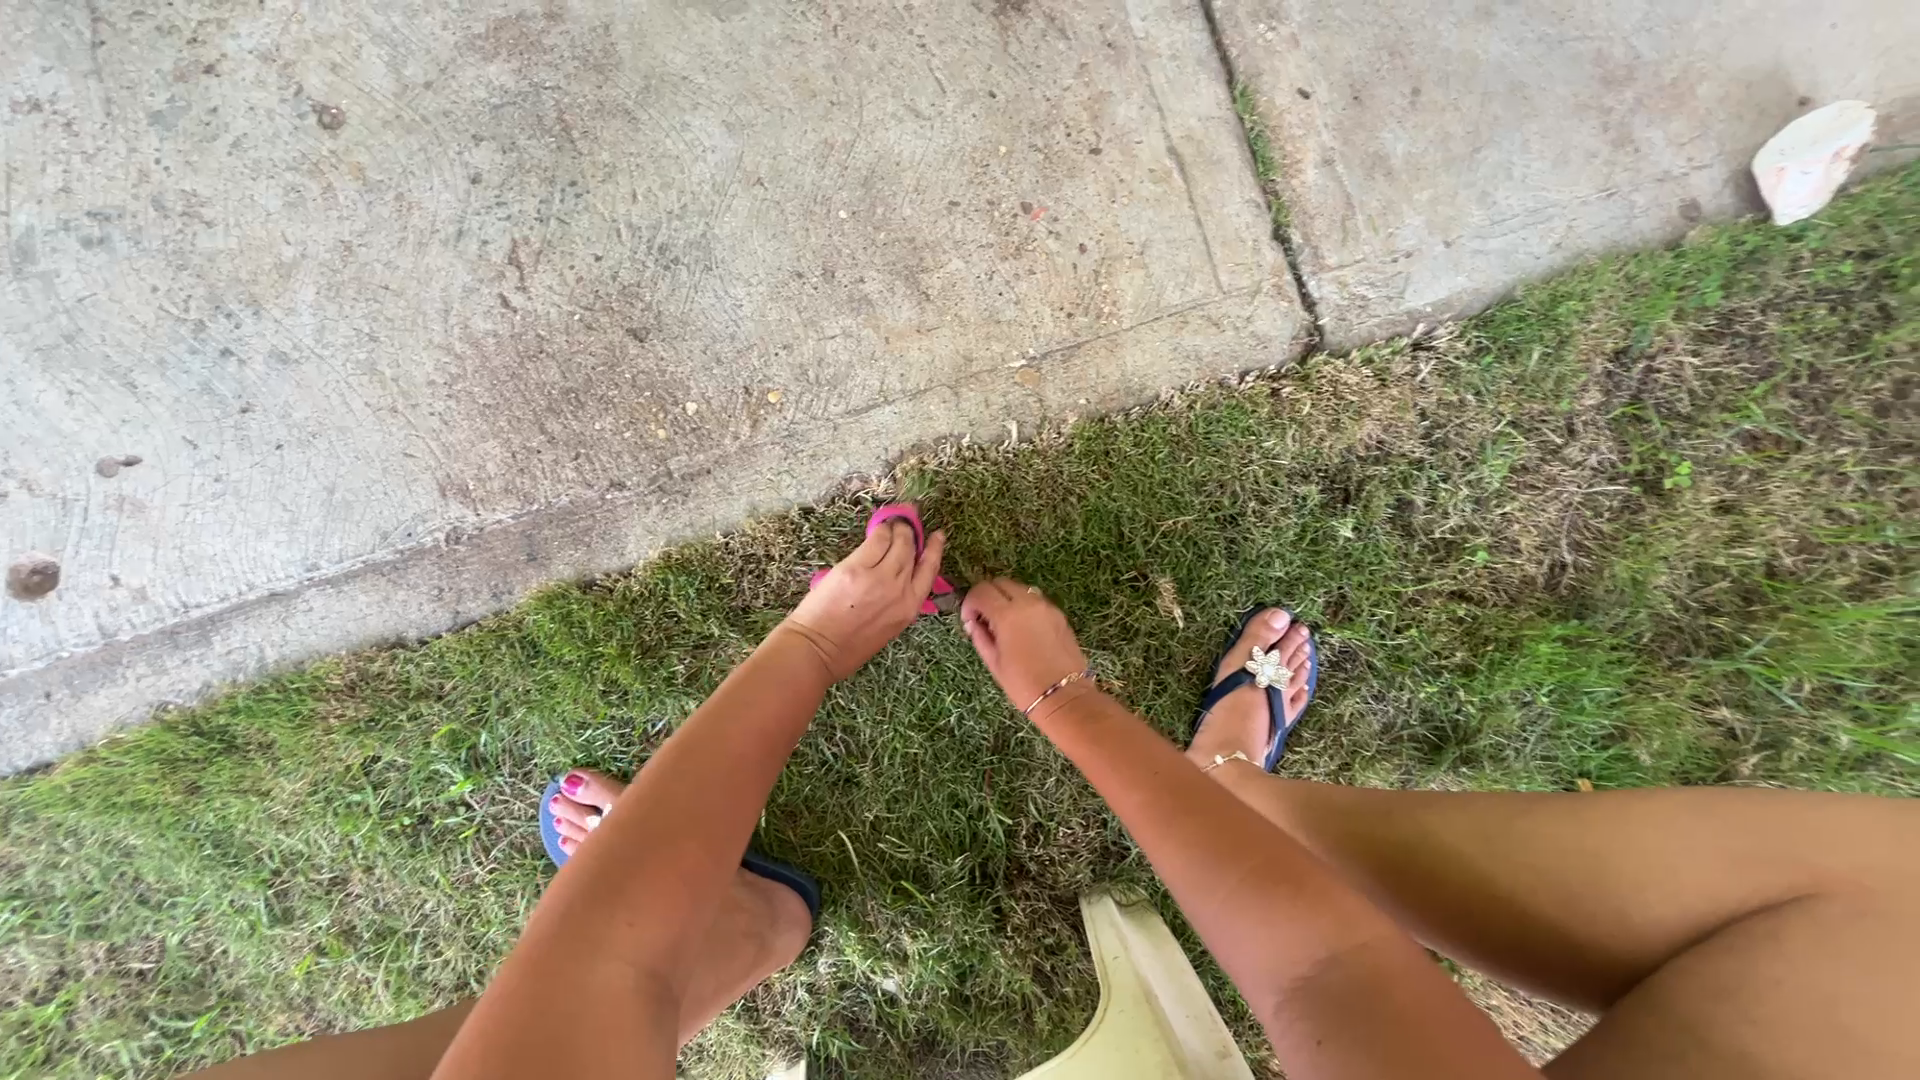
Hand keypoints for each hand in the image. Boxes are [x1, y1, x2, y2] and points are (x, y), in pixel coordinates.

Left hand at [781, 520, 946, 680]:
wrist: (817, 651)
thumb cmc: (848, 647)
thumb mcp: (887, 628)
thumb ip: (897, 602)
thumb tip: (897, 575)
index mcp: (909, 609)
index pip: (929, 571)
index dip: (934, 549)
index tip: (936, 536)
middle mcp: (899, 590)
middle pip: (912, 552)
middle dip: (910, 534)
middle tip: (904, 525)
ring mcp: (878, 577)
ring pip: (897, 542)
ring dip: (896, 529)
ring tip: (891, 524)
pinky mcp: (855, 568)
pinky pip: (874, 541)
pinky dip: (879, 531)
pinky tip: (876, 529)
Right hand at [960, 578, 1091, 720]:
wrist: (1064, 696)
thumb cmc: (1023, 684)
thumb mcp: (994, 662)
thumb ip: (980, 636)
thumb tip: (973, 622)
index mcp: (1008, 615)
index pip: (981, 591)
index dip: (969, 603)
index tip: (969, 619)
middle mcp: (1028, 603)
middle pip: (1000, 583)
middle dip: (987, 596)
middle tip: (983, 618)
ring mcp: (1046, 606)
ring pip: (1019, 588)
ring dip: (1005, 598)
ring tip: (1003, 623)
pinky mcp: (1059, 614)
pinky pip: (1034, 600)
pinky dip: (1022, 606)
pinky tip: (1021, 628)